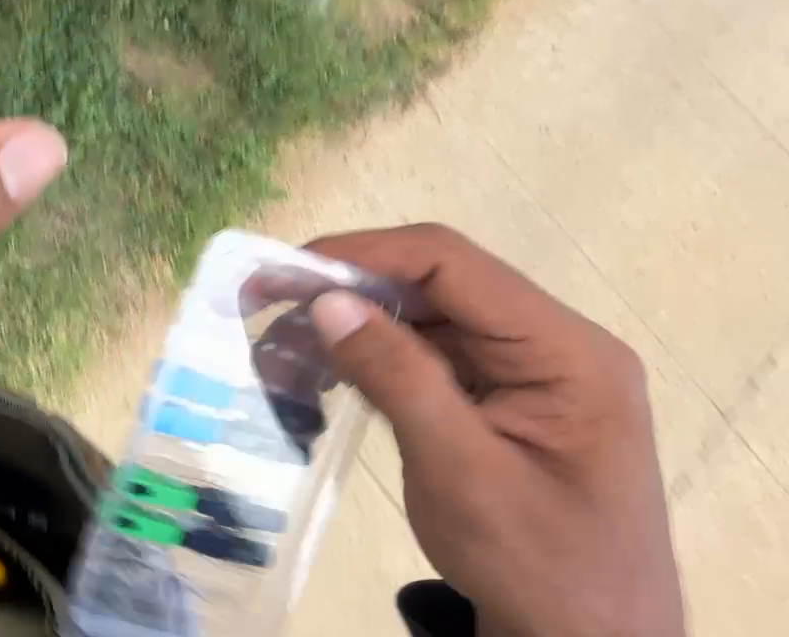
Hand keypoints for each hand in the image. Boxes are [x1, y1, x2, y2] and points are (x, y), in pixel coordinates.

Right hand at [306, 225, 684, 636]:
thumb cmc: (538, 567)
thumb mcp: (462, 475)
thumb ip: (398, 378)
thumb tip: (325, 300)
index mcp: (564, 352)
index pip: (449, 264)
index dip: (360, 254)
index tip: (283, 275)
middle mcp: (544, 343)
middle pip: (423, 282)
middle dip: (337, 289)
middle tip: (259, 304)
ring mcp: (517, 366)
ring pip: (408, 312)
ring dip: (338, 325)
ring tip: (274, 351)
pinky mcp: (489, 390)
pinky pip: (412, 349)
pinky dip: (355, 355)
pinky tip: (313, 374)